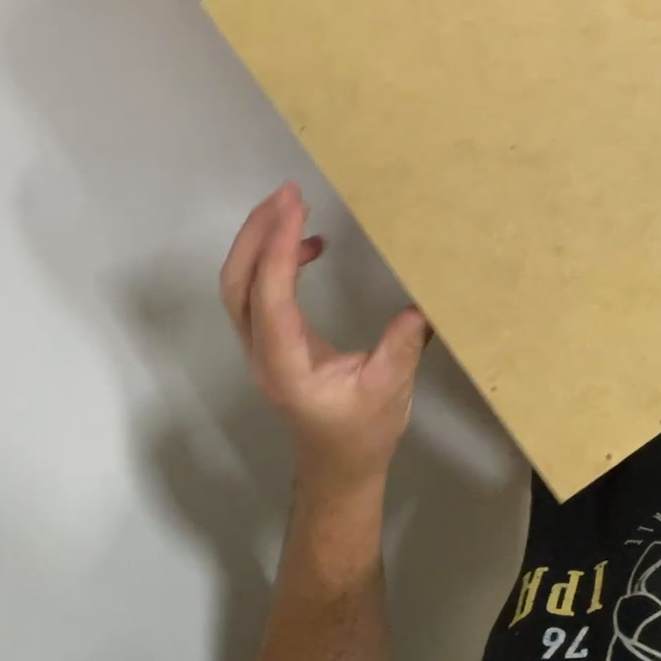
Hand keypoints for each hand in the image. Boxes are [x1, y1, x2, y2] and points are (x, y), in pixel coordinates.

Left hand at [220, 183, 431, 493]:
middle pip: (237, 284)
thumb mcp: (389, 390)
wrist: (337, 468)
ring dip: (260, 242)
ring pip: (241, 286)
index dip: (278, 249)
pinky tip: (313, 246)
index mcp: (286, 366)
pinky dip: (276, 261)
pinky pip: (258, 293)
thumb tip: (423, 299)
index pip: (270, 298)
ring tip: (293, 205)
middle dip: (256, 233)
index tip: (295, 205)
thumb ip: (401, 345)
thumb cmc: (361, 435)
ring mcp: (260, 348)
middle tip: (287, 192)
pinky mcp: (271, 342)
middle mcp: (262, 353)